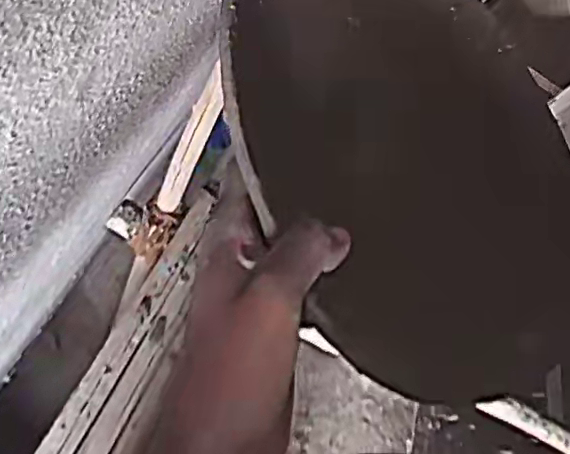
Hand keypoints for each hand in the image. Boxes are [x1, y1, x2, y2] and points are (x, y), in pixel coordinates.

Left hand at [150, 175, 350, 453]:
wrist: (225, 446)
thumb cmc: (225, 381)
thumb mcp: (270, 298)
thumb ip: (298, 253)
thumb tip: (329, 230)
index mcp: (226, 250)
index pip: (247, 187)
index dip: (271, 165)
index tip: (299, 146)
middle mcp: (238, 270)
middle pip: (272, 219)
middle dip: (302, 203)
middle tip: (335, 183)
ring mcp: (256, 301)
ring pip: (289, 253)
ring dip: (313, 241)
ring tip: (344, 223)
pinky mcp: (274, 333)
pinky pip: (301, 288)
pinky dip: (320, 276)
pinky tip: (341, 275)